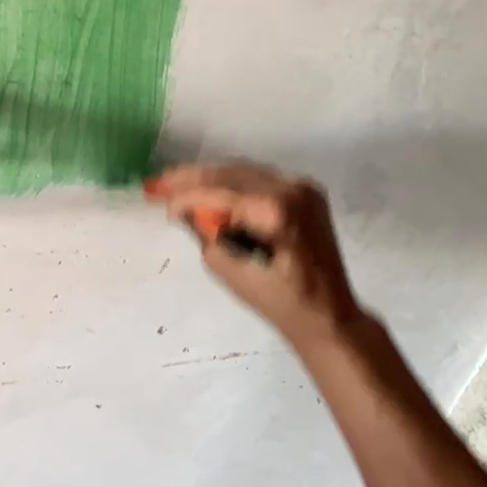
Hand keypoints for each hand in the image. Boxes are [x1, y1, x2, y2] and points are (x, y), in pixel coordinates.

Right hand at [145, 163, 365, 345]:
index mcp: (278, 212)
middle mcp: (293, 189)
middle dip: (192, 178)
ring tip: (176, 183)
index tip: (157, 198)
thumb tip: (186, 211)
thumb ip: (207, 235)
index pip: (220, 193)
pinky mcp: (305, 191)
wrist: (329, 314)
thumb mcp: (232, 272)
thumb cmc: (281, 303)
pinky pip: (258, 178)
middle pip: (230, 174)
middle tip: (158, 183)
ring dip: (210, 178)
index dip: (186, 195)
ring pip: (243, 171)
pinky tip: (209, 189)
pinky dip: (232, 183)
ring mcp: (302, 186)